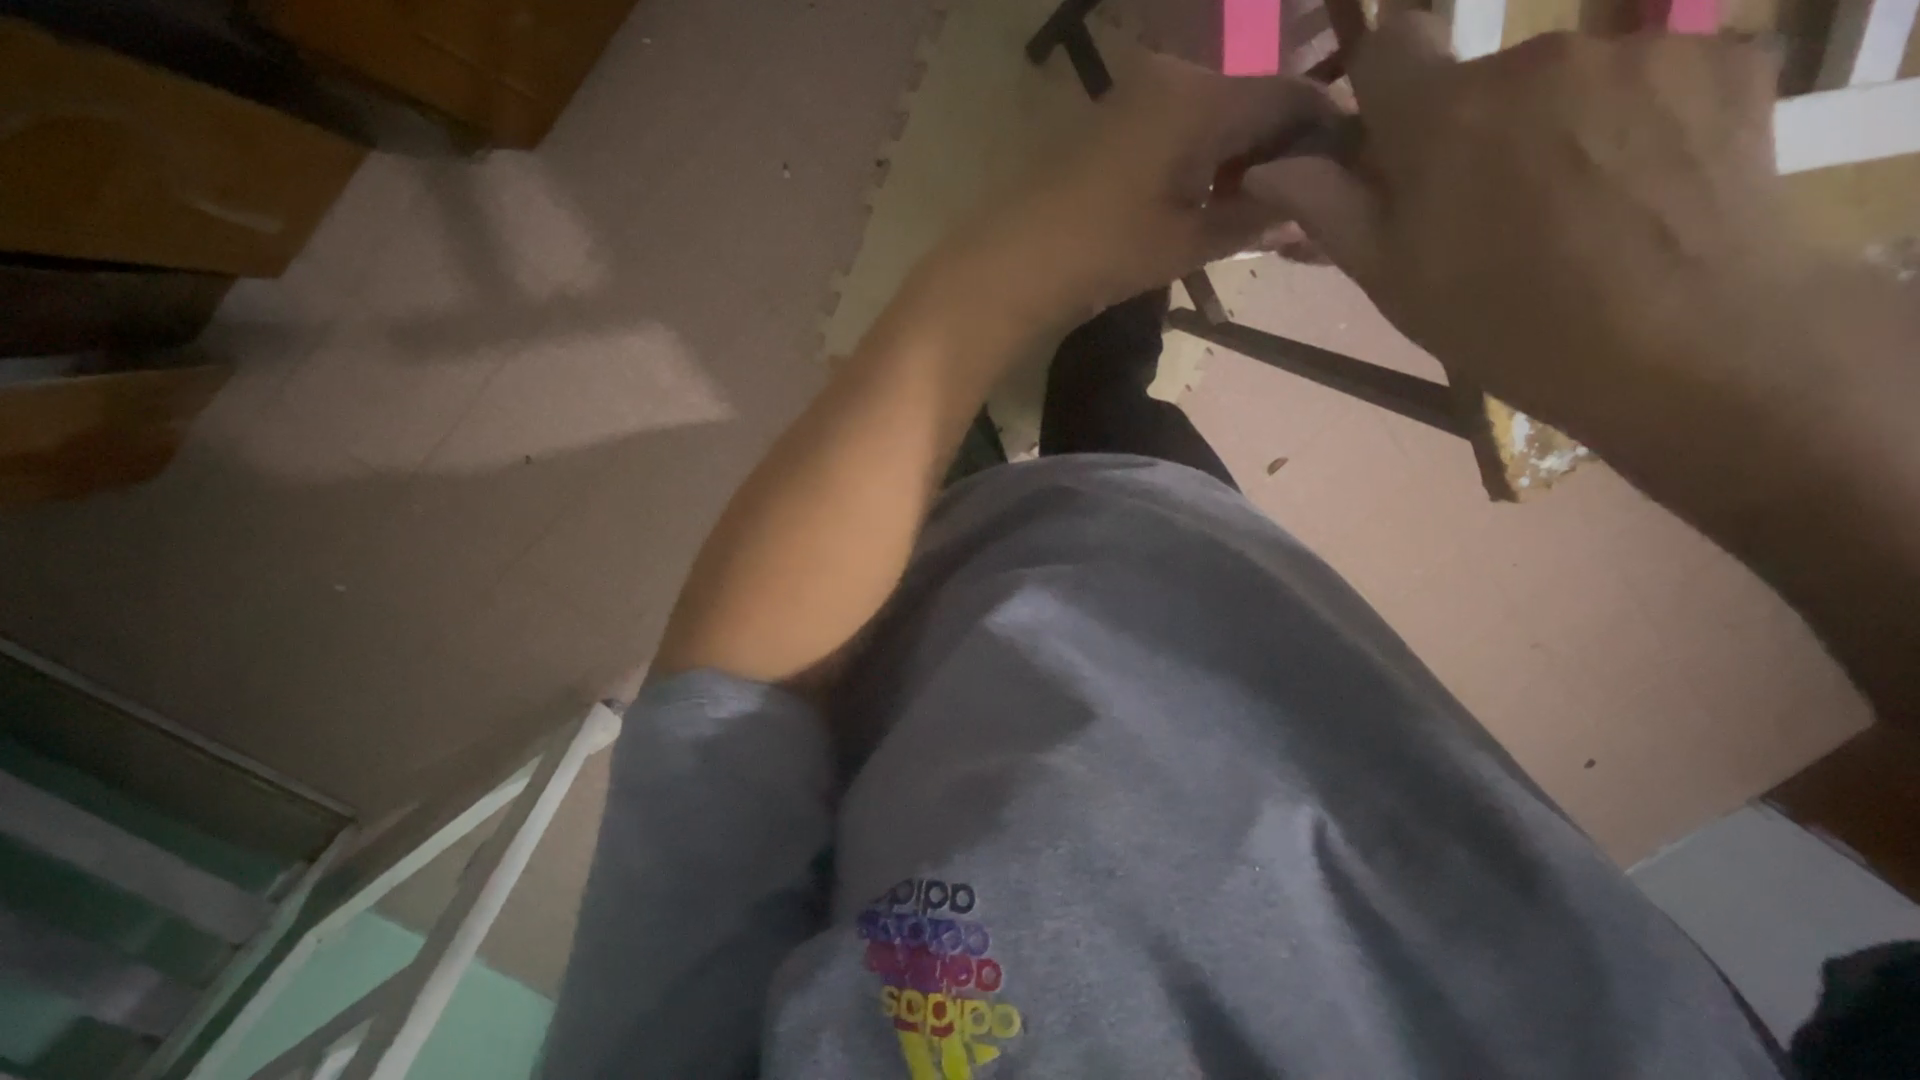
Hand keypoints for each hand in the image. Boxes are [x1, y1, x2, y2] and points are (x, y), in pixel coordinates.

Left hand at [922, 49, 1338, 336]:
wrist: (1009, 262)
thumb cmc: (1103, 251)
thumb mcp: (1188, 241)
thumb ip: (1254, 220)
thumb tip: (1304, 214)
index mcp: (1202, 96)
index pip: (1291, 98)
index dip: (1327, 136)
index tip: (1349, 180)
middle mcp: (1175, 79)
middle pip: (1255, 105)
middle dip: (1285, 155)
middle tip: (1305, 212)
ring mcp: (1140, 98)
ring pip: (1218, 120)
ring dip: (1245, 163)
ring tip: (1264, 218)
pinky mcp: (1115, 123)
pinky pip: (1182, 131)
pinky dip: (1207, 164)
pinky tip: (1217, 205)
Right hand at [1242, 17, 1807, 429]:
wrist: (1689, 350)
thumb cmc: (1510, 328)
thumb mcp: (1395, 282)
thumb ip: (1329, 209)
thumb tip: (1266, 167)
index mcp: (1439, 115)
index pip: (1388, 42)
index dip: (1387, 87)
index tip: (1402, 143)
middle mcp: (1530, 60)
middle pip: (1483, 79)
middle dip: (1479, 129)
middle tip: (1500, 211)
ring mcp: (1634, 52)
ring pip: (1568, 80)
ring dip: (1560, 126)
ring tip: (1587, 208)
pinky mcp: (1724, 58)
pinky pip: (1656, 74)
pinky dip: (1644, 120)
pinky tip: (1653, 186)